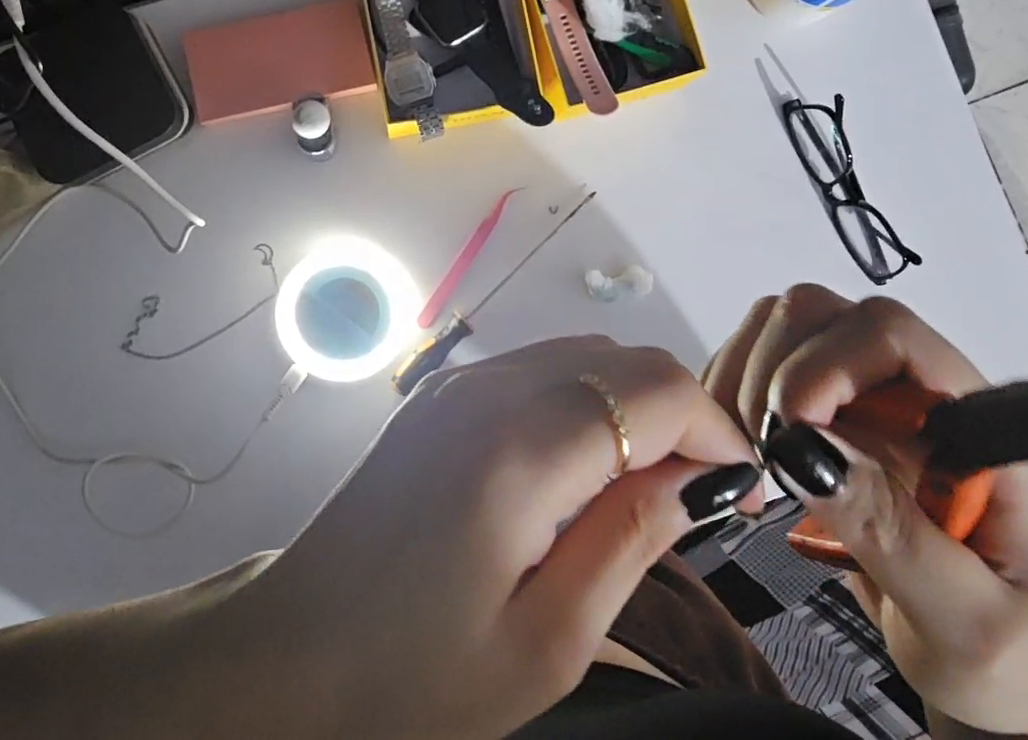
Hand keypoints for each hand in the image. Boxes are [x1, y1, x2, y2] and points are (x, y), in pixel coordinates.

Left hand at [234, 336, 762, 738]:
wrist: (289, 651)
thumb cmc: (412, 673)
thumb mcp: (545, 641)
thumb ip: (628, 542)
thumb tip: (691, 479)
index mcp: (519, 451)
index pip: (654, 390)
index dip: (716, 427)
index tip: (738, 487)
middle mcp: (485, 393)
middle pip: (621, 358)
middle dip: (680, 412)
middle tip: (697, 493)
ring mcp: (453, 388)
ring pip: (580, 355)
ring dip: (630, 404)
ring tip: (640, 486)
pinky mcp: (435, 399)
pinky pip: (535, 369)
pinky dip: (581, 400)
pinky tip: (577, 469)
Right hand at [705, 286, 1027, 739]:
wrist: (996, 670)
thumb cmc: (1004, 655)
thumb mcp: (965, 617)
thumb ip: (893, 532)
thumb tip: (803, 449)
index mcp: (979, 425)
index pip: (893, 335)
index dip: (825, 365)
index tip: (784, 433)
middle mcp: (919, 391)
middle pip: (824, 315)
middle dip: (771, 374)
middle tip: (760, 458)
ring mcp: (869, 397)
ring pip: (781, 330)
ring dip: (743, 383)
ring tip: (750, 462)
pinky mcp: (828, 414)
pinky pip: (757, 365)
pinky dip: (729, 397)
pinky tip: (739, 455)